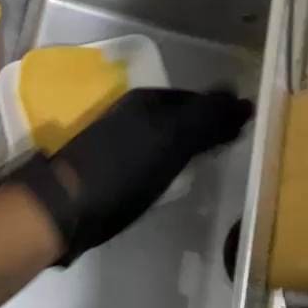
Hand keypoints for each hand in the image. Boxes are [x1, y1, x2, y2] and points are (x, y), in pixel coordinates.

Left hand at [3, 88, 251, 264]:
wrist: (64, 207)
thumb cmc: (122, 172)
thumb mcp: (171, 141)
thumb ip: (206, 120)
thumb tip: (243, 101)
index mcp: (147, 102)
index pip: (196, 99)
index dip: (221, 112)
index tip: (244, 128)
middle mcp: (131, 113)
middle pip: (179, 116)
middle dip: (205, 126)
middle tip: (231, 145)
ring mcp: (116, 138)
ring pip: (164, 135)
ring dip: (186, 144)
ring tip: (208, 162)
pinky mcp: (106, 165)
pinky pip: (149, 155)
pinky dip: (168, 162)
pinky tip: (173, 177)